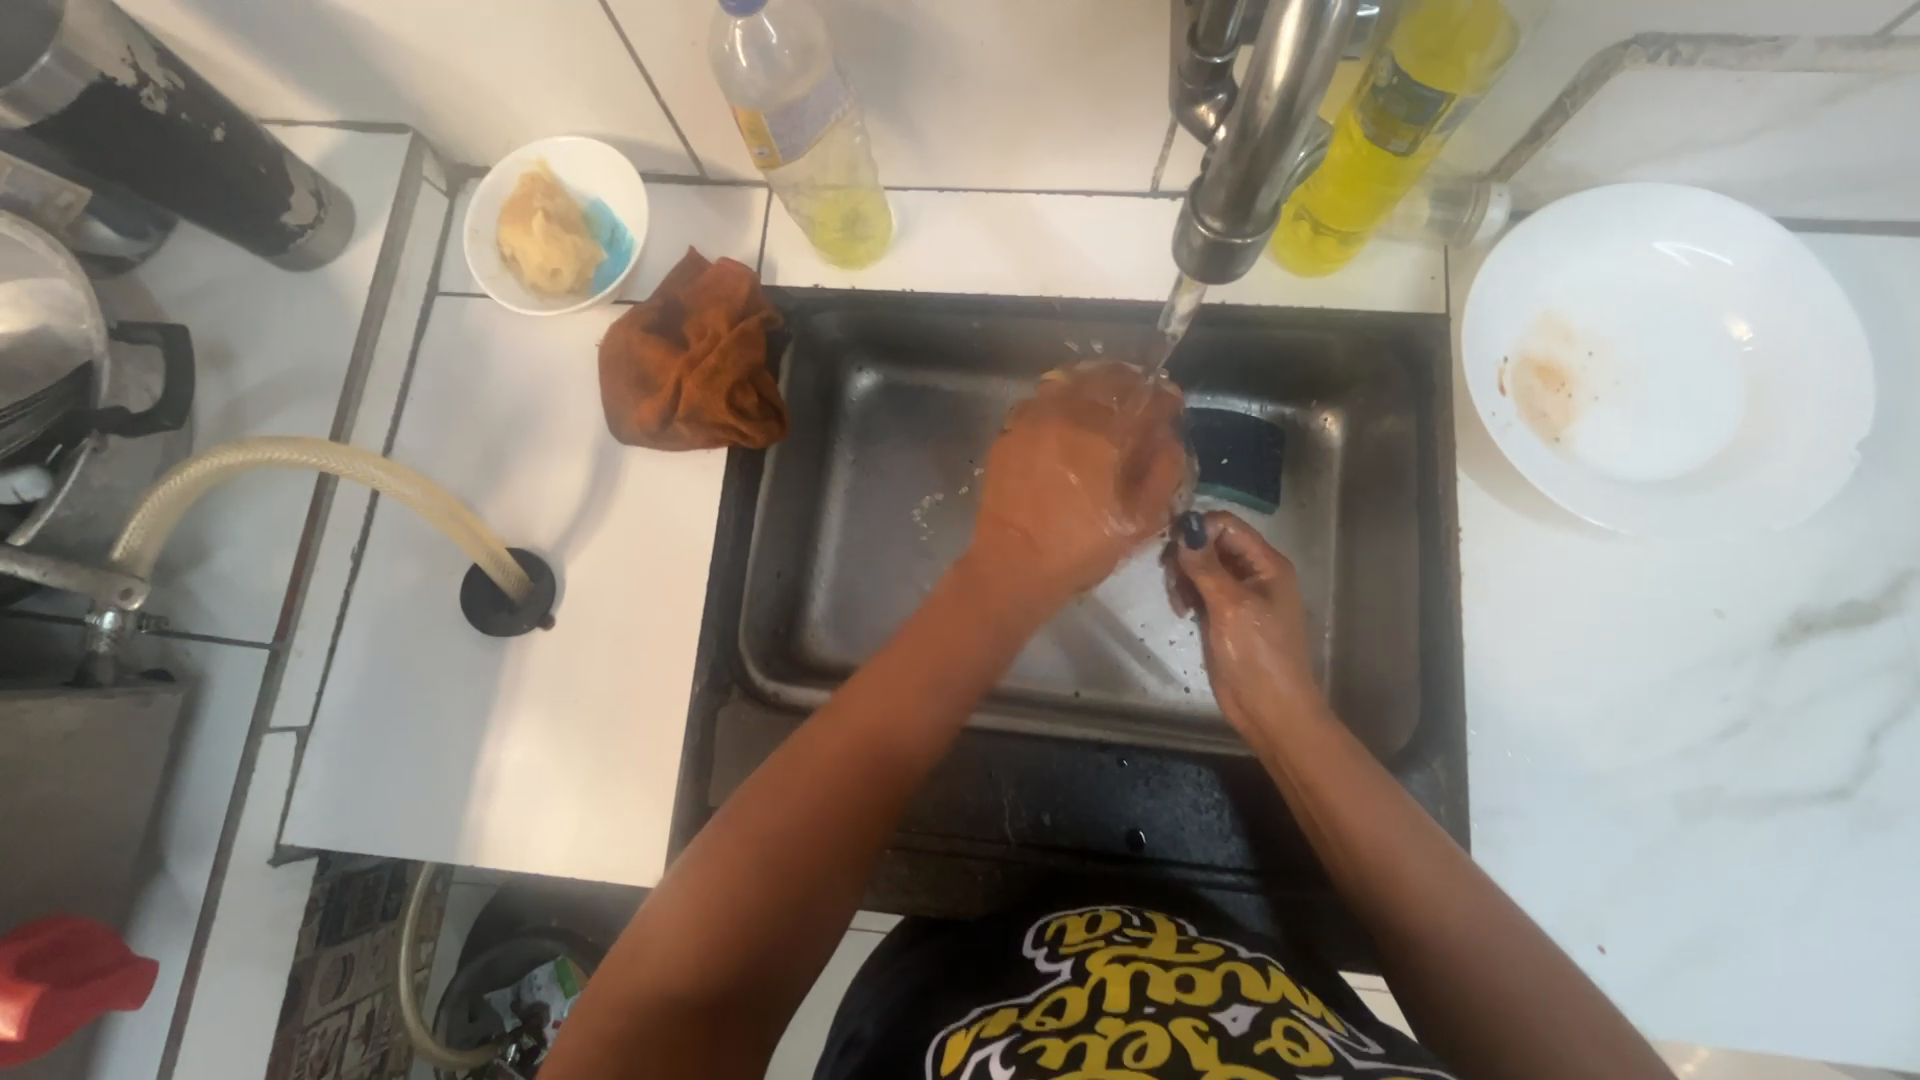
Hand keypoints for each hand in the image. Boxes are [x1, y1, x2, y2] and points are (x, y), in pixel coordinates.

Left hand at [964, 361, 1187, 610]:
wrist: (1014, 562)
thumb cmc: (1081, 547)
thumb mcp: (1141, 519)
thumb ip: (1164, 470)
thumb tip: (1168, 436)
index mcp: (1108, 433)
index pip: (1148, 395)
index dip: (1165, 400)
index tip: (1170, 409)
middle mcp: (1070, 413)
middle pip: (1109, 377)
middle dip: (1131, 385)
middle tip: (1138, 402)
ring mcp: (1035, 418)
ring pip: (1071, 380)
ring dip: (1093, 386)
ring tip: (1100, 407)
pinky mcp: (1010, 431)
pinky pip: (1040, 399)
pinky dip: (1059, 401)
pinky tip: (1063, 422)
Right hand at [1170, 511, 1322, 744]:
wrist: (1269, 707)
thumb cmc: (1258, 654)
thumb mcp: (1231, 606)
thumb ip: (1205, 566)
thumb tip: (1185, 529)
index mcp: (1266, 563)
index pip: (1227, 525)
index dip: (1199, 529)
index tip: (1171, 546)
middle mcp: (1252, 572)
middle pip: (1211, 543)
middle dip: (1187, 555)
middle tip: (1171, 578)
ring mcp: (1236, 594)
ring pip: (1200, 566)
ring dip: (1183, 576)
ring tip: (1179, 602)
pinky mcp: (1222, 614)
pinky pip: (1198, 589)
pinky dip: (1186, 594)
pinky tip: (1182, 611)